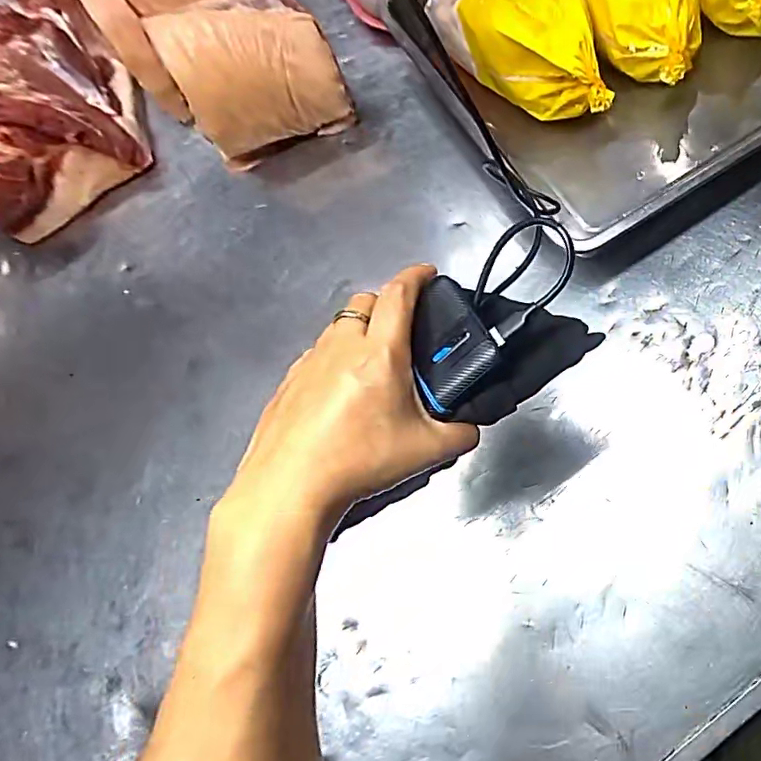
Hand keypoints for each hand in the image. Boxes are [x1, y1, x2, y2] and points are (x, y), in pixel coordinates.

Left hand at [218, 265, 479, 526]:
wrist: (291, 487)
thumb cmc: (357, 462)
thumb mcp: (427, 451)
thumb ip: (461, 434)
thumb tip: (470, 428)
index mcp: (380, 354)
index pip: (399, 294)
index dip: (417, 277)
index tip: (428, 274)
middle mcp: (341, 347)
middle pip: (365, 301)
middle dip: (389, 303)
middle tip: (407, 324)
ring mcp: (310, 362)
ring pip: (339, 326)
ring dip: (361, 329)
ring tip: (378, 361)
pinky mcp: (289, 382)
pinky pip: (318, 353)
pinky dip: (337, 356)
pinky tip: (345, 390)